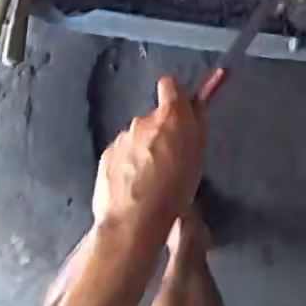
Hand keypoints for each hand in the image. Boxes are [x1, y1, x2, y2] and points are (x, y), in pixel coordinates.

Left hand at [92, 69, 222, 246]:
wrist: (134, 220)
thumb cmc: (176, 186)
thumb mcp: (198, 152)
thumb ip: (197, 122)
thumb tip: (200, 100)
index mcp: (170, 115)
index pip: (170, 84)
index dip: (176, 94)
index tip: (181, 109)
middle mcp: (143, 119)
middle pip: (155, 117)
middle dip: (161, 131)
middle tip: (169, 157)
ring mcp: (122, 138)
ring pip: (138, 137)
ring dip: (144, 148)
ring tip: (150, 177)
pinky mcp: (105, 156)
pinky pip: (122, 153)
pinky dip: (128, 163)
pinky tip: (133, 185)